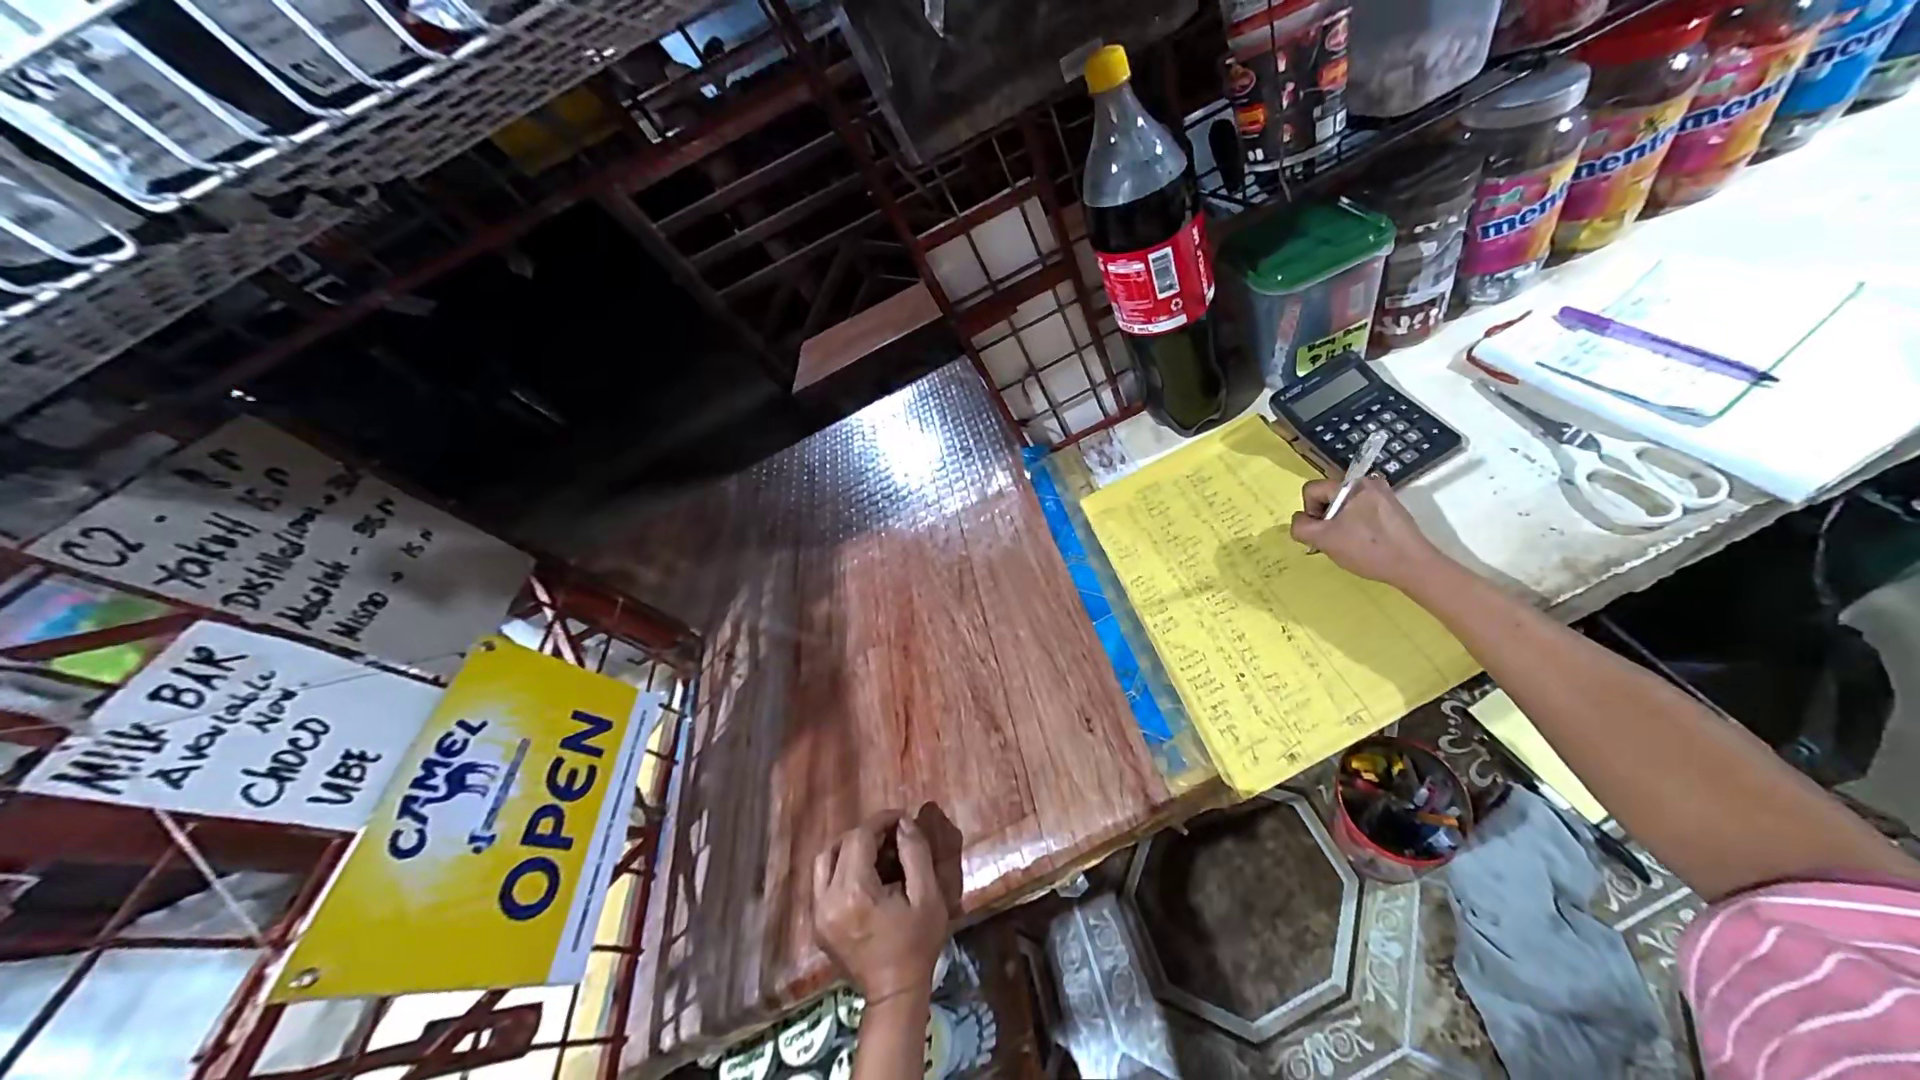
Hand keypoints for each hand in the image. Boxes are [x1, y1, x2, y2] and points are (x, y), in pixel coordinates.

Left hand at [812, 809, 949, 1003]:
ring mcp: (818, 914)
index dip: (880, 821)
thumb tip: (903, 824)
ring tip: (875, 852)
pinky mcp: (816, 924)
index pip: (859, 838)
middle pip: (840, 845)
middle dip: (867, 833)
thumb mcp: (928, 897)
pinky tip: (864, 875)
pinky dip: (840, 868)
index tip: (901, 819)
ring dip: (849, 848)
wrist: (895, 993)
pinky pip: (822, 882)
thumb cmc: (916, 945)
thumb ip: (916, 854)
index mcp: (855, 892)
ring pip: (825, 860)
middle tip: (892, 836)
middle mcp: (828, 900)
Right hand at [1289, 475, 1447, 590]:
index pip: (1311, 490)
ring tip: (1351, 543)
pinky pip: (1362, 511)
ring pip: (1344, 506)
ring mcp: (1383, 494)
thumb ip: (1301, 526)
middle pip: (1328, 497)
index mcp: (1352, 484)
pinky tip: (1365, 543)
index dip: (1309, 512)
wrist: (1413, 565)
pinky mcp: (1393, 508)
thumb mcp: (1323, 539)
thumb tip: (1301, 520)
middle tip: (1335, 540)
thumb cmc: (1367, 549)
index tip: (1322, 531)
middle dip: (1326, 518)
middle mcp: (1369, 482)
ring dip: (1340, 524)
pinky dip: (1356, 525)